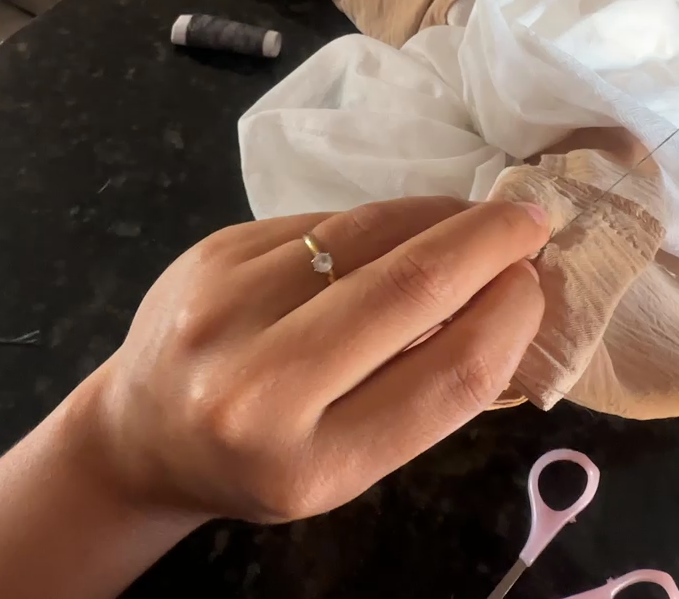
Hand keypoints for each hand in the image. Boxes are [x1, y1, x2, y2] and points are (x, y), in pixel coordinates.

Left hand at [77, 197, 546, 522]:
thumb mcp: (344, 458)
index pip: (446, 376)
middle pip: (409, 287)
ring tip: (475, 216)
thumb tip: (503, 294)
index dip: (509, 319)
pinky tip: (402, 224)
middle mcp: (260, 385)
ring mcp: (227, 303)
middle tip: (531, 220)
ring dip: (439, 214)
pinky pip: (325, 219)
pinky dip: (380, 218)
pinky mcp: (215, 249)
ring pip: (367, 232)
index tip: (535, 284)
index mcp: (311, 464)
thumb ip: (420, 387)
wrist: (142, 428)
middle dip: (488, 240)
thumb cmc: (259, 457)